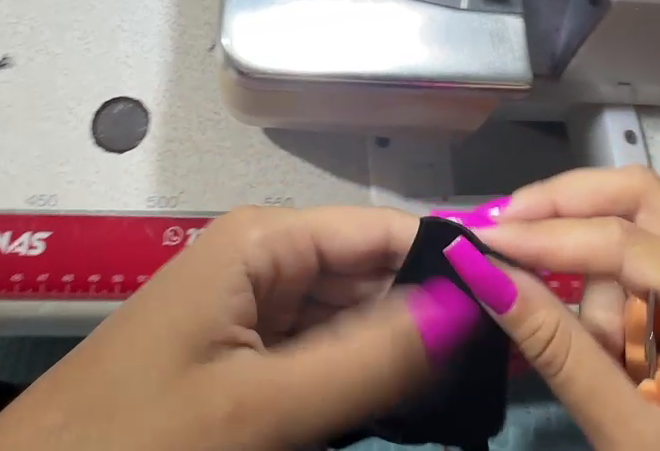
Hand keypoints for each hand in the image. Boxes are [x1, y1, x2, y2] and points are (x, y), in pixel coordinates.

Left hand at [0, 205, 481, 450]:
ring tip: (478, 378)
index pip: (383, 230)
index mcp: (266, 239)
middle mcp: (264, 257)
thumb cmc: (139, 438)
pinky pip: (322, 353)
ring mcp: (253, 308)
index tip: (520, 292)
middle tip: (511, 353)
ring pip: (351, 317)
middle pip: (371, 272)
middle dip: (434, 309)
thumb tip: (465, 304)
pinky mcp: (244, 355)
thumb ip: (369, 357)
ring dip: (405, 346)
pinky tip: (411, 400)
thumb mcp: (262, 406)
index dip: (450, 258)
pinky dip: (364, 375)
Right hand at [452, 167, 659, 450]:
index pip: (631, 244)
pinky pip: (649, 266)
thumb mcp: (634, 444)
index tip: (480, 239)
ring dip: (595, 274)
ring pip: (642, 228)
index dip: (548, 235)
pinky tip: (610, 350)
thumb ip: (560, 354)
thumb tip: (484, 273)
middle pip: (644, 199)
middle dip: (567, 208)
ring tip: (602, 365)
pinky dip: (610, 289)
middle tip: (504, 231)